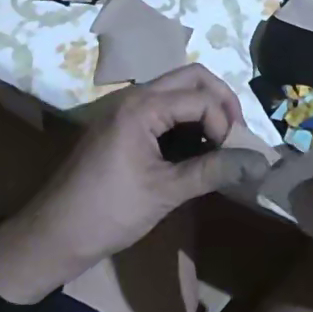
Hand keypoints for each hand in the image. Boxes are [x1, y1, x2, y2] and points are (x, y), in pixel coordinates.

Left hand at [0, 65, 269, 303]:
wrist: (53, 234)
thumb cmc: (108, 212)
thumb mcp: (165, 192)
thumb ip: (213, 170)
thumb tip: (259, 162)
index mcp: (142, 106)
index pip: (201, 97)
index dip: (224, 123)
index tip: (234, 156)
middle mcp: (135, 95)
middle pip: (192, 77)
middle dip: (221, 101)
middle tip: (236, 135)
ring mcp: (126, 106)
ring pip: (177, 88)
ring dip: (204, 108)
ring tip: (220, 143)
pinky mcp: (123, 122)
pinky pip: (163, 106)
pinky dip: (186, 118)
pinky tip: (195, 148)